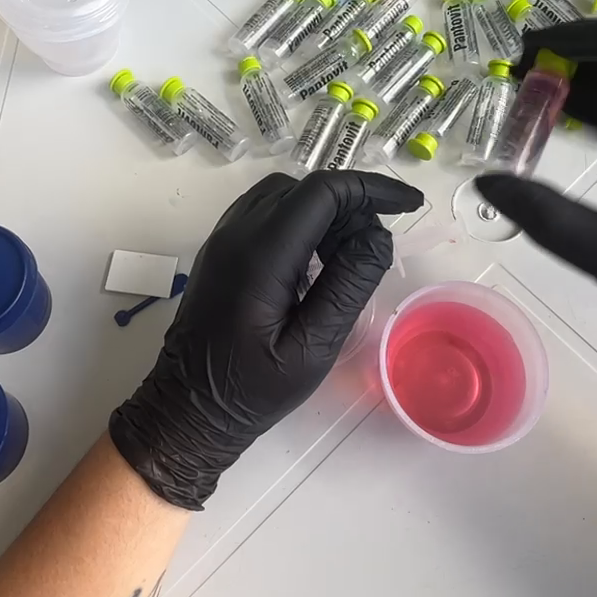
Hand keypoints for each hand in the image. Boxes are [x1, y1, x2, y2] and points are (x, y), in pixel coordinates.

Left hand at [110, 170, 423, 508]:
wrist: (187, 408)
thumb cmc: (251, 390)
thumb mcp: (312, 348)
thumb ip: (347, 286)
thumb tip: (377, 234)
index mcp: (261, 254)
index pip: (323, 192)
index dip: (371, 190)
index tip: (409, 205)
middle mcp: (237, 232)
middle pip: (305, 188)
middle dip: (351, 204)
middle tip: (376, 247)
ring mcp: (223, 237)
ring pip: (284, 195)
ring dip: (325, 211)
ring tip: (348, 255)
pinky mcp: (220, 249)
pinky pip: (266, 212)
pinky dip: (300, 220)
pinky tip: (314, 260)